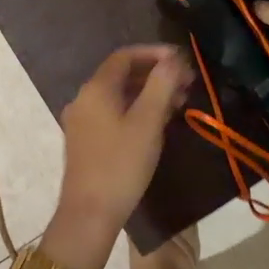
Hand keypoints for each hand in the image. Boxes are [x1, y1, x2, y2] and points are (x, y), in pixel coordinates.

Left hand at [46, 45, 192, 268]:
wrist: (89, 215)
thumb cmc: (121, 164)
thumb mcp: (148, 123)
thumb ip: (161, 85)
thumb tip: (173, 58)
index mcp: (96, 88)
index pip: (125, 56)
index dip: (154, 53)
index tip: (182, 60)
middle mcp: (84, 98)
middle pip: (122, 74)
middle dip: (155, 74)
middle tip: (186, 83)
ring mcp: (82, 121)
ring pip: (118, 95)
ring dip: (148, 93)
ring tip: (179, 102)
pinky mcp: (86, 140)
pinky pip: (113, 113)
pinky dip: (136, 109)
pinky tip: (158, 122)